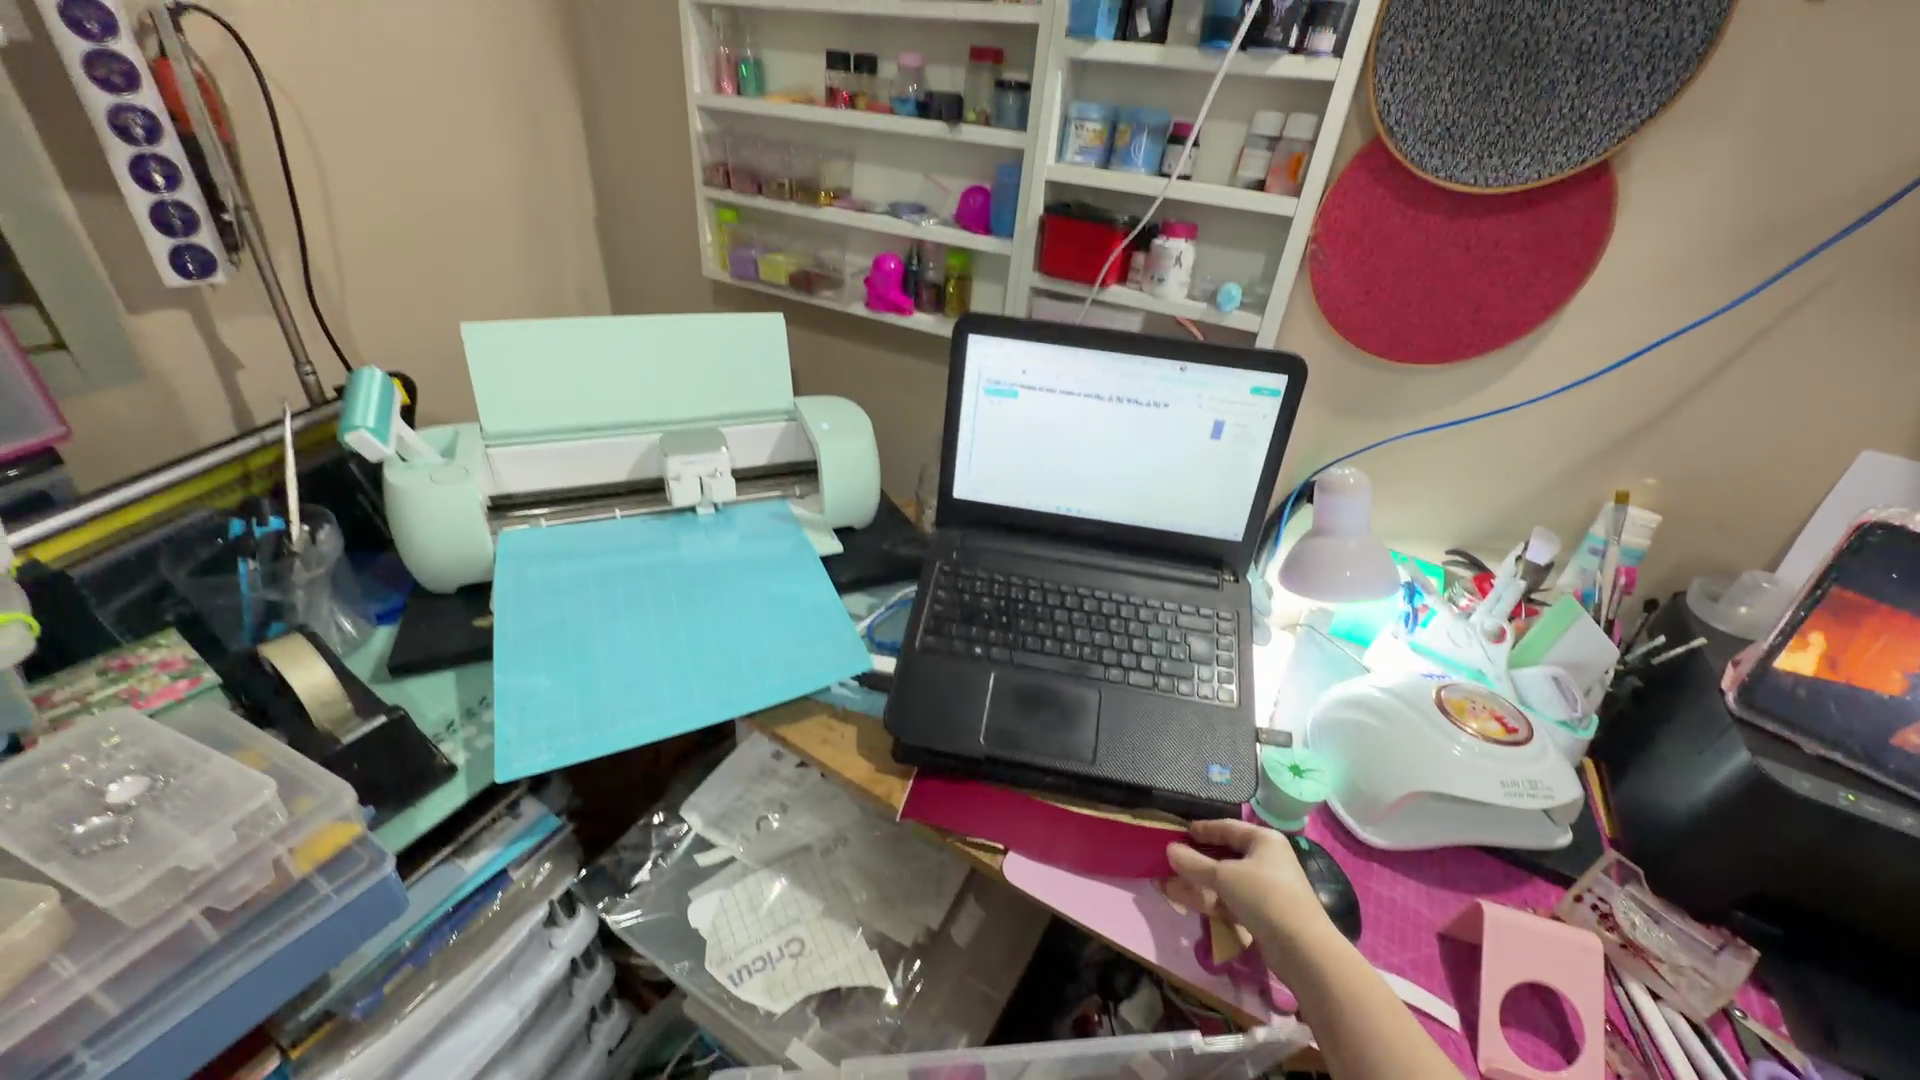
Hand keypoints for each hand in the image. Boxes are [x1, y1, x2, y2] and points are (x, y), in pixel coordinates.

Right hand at [1167, 819, 1337, 973]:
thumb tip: (1169, 849)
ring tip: (1164, 881)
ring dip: (1196, 881)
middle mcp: (1266, 860)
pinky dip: (1207, 898)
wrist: (1302, 948)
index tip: (1180, 832)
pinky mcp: (1260, 913)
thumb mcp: (1224, 876)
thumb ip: (1194, 863)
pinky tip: (1182, 898)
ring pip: (1223, 880)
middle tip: (1169, 858)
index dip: (1203, 829)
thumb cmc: (1264, 896)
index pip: (1228, 828)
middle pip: (1225, 854)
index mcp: (1263, 840)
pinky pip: (1228, 899)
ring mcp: (1264, 888)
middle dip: (1195, 859)